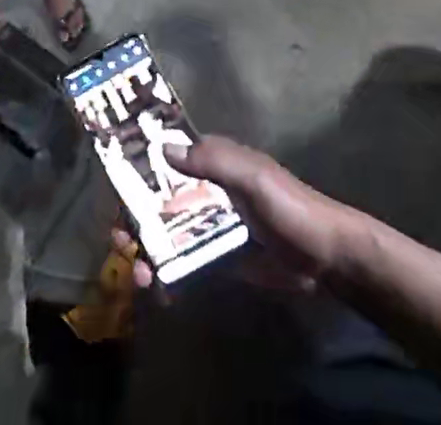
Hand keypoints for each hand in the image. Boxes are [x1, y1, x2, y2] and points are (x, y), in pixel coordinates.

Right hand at [127, 137, 360, 290]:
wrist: (324, 257)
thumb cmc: (290, 207)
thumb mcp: (255, 178)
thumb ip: (215, 161)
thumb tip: (164, 149)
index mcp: (217, 165)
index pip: (170, 160)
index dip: (140, 171)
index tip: (115, 190)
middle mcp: (210, 191)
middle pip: (161, 201)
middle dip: (136, 219)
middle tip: (119, 242)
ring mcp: (213, 226)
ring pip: (168, 234)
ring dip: (147, 252)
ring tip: (140, 276)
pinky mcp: (218, 257)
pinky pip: (184, 263)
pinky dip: (168, 276)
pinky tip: (161, 292)